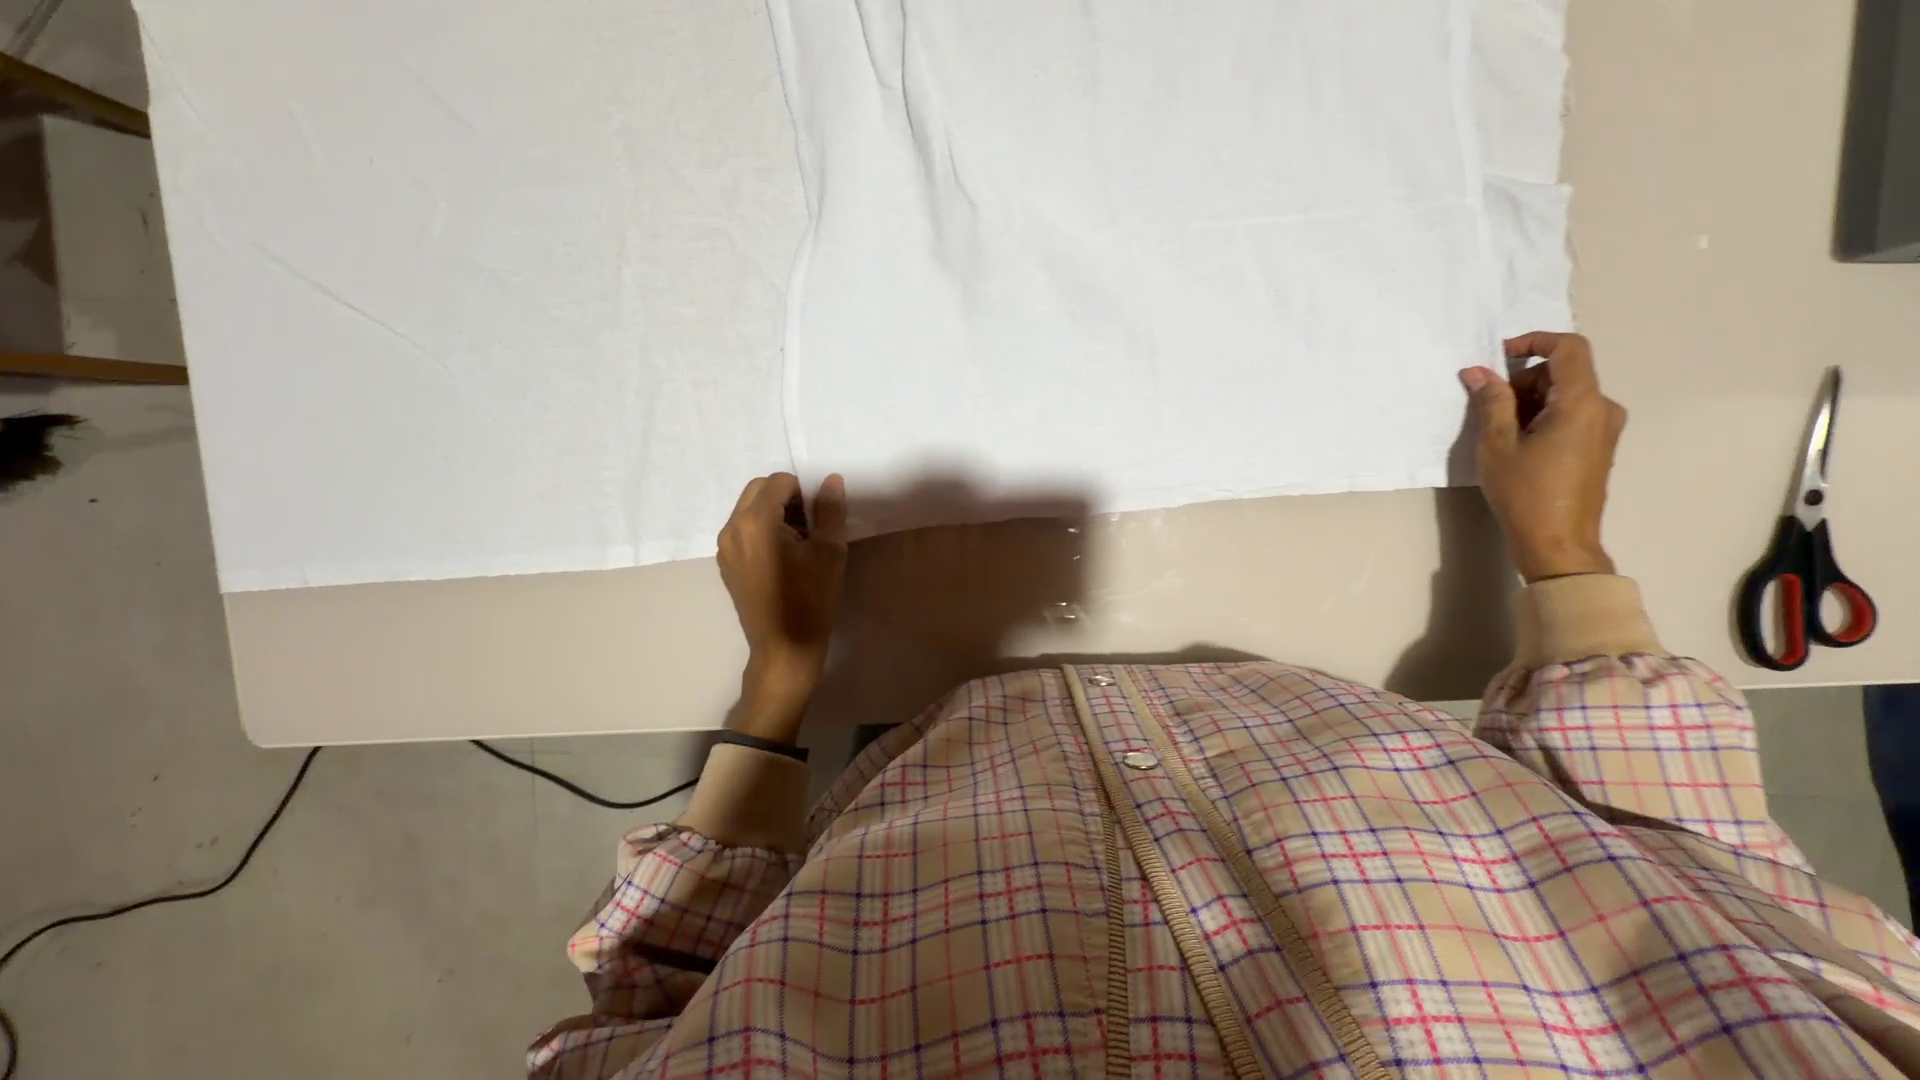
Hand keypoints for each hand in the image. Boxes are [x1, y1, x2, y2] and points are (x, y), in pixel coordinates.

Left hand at [716, 472, 847, 738]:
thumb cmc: (810, 600)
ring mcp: (724, 547)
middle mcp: (732, 529)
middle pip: (758, 489)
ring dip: (773, 512)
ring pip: (748, 509)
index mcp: (755, 522)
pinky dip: (761, 530)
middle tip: (810, 526)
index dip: (804, 492)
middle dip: (786, 497)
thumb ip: (830, 510)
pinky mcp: (725, 563)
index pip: (779, 481)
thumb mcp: (829, 552)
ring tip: (798, 542)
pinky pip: (742, 530)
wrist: (784, 648)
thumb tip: (830, 480)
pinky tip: (782, 557)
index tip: (819, 518)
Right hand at [1460, 332, 1625, 583]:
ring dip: (1530, 401)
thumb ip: (1491, 401)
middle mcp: (1603, 408)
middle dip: (1523, 379)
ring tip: (1500, 432)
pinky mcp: (1598, 447)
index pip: (1568, 348)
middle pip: (1564, 372)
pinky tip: (1518, 444)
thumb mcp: (1497, 444)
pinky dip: (1542, 417)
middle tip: (1490, 407)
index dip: (1533, 341)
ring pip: (1565, 395)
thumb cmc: (1524, 492)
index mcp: (1581, 402)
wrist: (1557, 542)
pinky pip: (1571, 415)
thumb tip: (1479, 371)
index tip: (1499, 357)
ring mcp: (1604, 429)